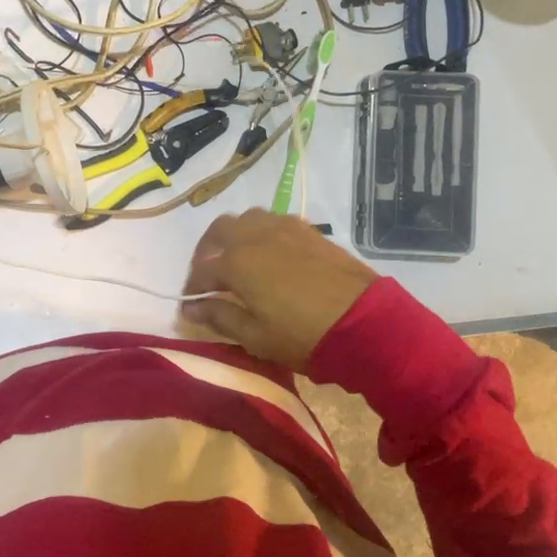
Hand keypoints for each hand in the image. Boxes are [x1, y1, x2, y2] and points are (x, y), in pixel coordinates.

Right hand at [181, 209, 379, 370]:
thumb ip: (220, 317)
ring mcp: (284, 229)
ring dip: (236, 237)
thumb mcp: (255, 337)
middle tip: (211, 277)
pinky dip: (262, 234)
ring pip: (248, 219)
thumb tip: (191, 308)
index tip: (193, 307)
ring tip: (240, 261)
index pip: (201, 270)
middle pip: (219, 231)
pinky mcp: (309, 231)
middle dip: (208, 252)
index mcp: (236, 262)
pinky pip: (274, 222)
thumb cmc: (303, 336)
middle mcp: (255, 236)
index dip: (193, 289)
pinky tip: (270, 256)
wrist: (365, 323)